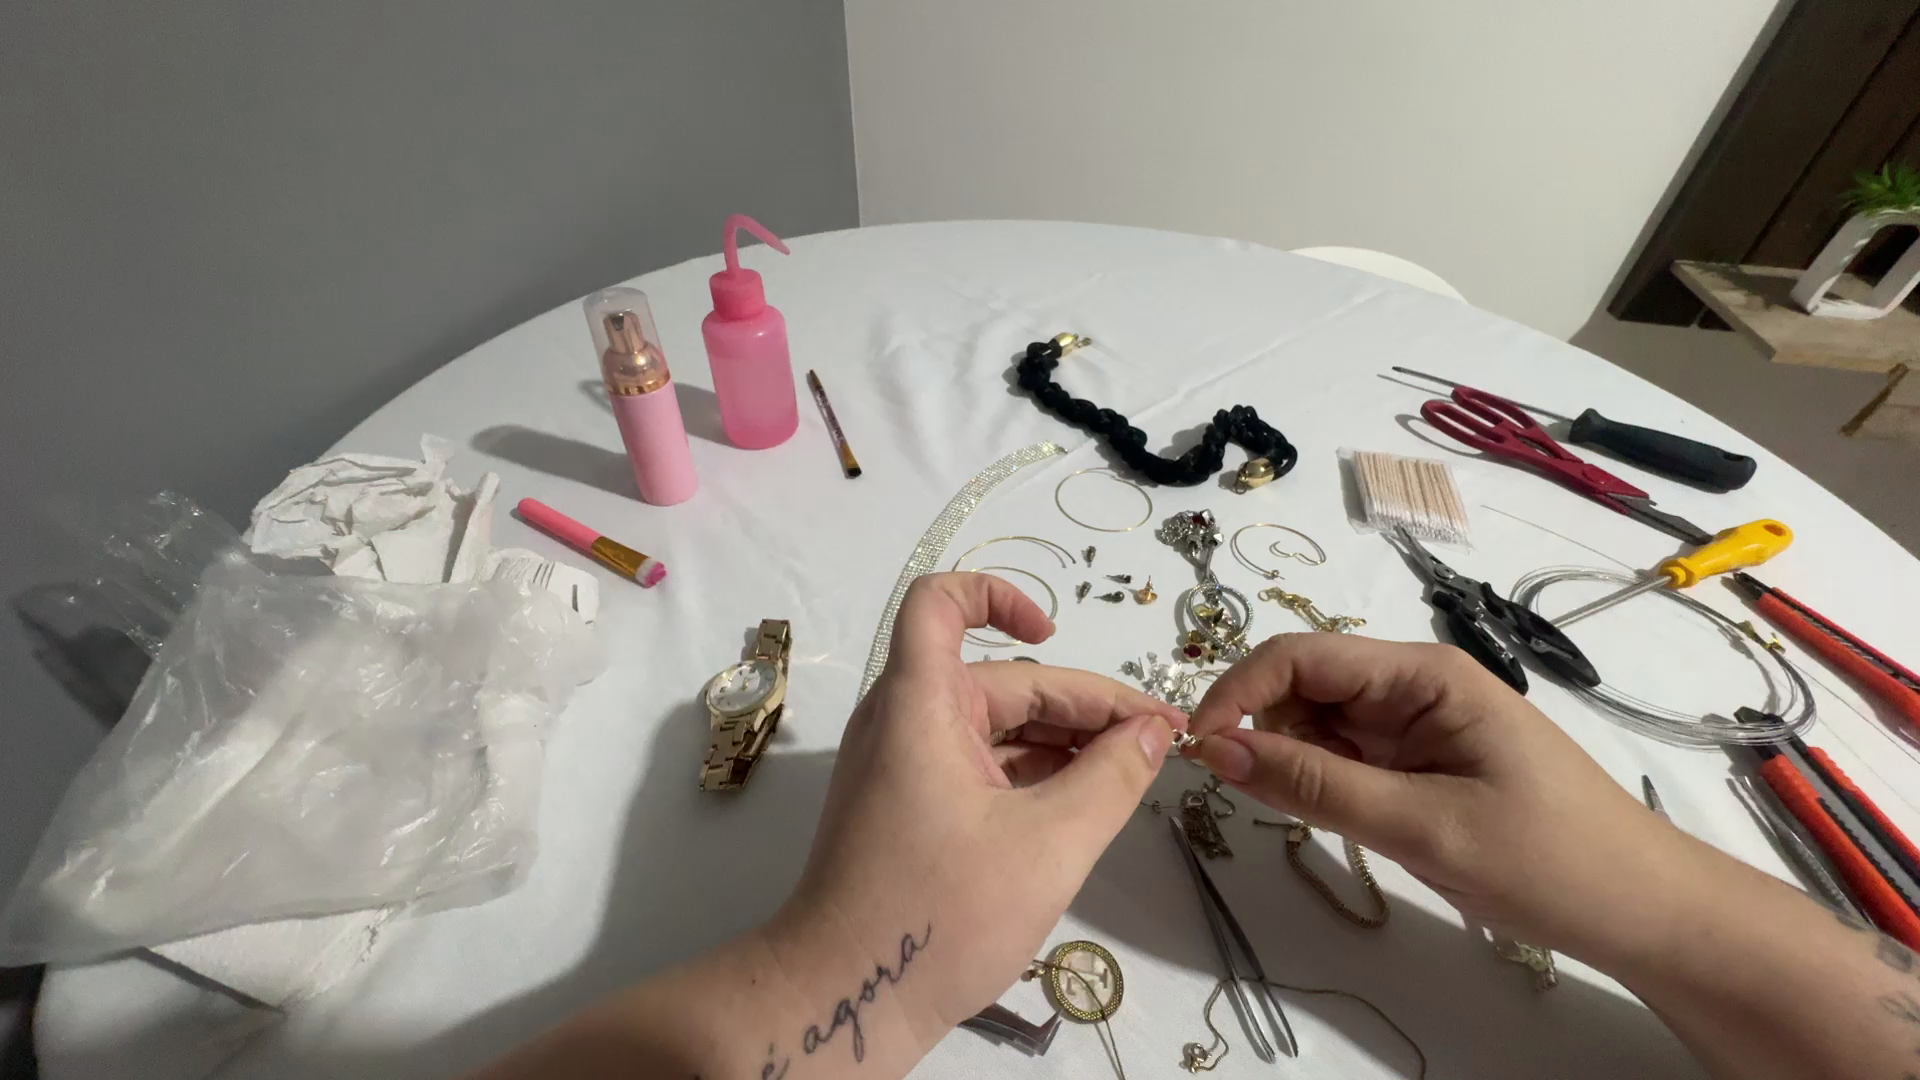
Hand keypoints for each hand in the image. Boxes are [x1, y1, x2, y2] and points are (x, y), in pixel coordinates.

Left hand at [772, 572, 1186, 1051]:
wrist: (842, 1002)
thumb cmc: (938, 915)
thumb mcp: (1048, 846)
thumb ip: (1112, 777)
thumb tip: (1153, 731)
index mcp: (920, 701)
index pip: (939, 601)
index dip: (997, 596)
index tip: (1055, 634)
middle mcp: (906, 716)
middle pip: (1003, 679)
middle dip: (1081, 702)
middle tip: (1160, 738)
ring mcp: (907, 761)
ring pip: (997, 724)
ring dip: (1064, 739)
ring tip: (1136, 769)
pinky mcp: (913, 800)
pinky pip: (981, 762)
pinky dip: (1033, 771)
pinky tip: (1086, 797)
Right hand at [1186, 633, 1670, 951]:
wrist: (1653, 920)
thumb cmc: (1551, 861)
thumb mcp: (1422, 825)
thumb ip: (1312, 784)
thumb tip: (1213, 749)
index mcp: (1420, 673)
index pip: (1299, 657)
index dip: (1239, 691)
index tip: (1201, 746)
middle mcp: (1407, 683)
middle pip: (1299, 684)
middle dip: (1260, 727)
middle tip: (1246, 787)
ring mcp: (1407, 720)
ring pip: (1310, 720)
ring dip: (1286, 756)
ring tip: (1302, 808)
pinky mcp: (1408, 755)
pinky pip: (1335, 752)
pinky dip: (1312, 777)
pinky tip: (1327, 810)